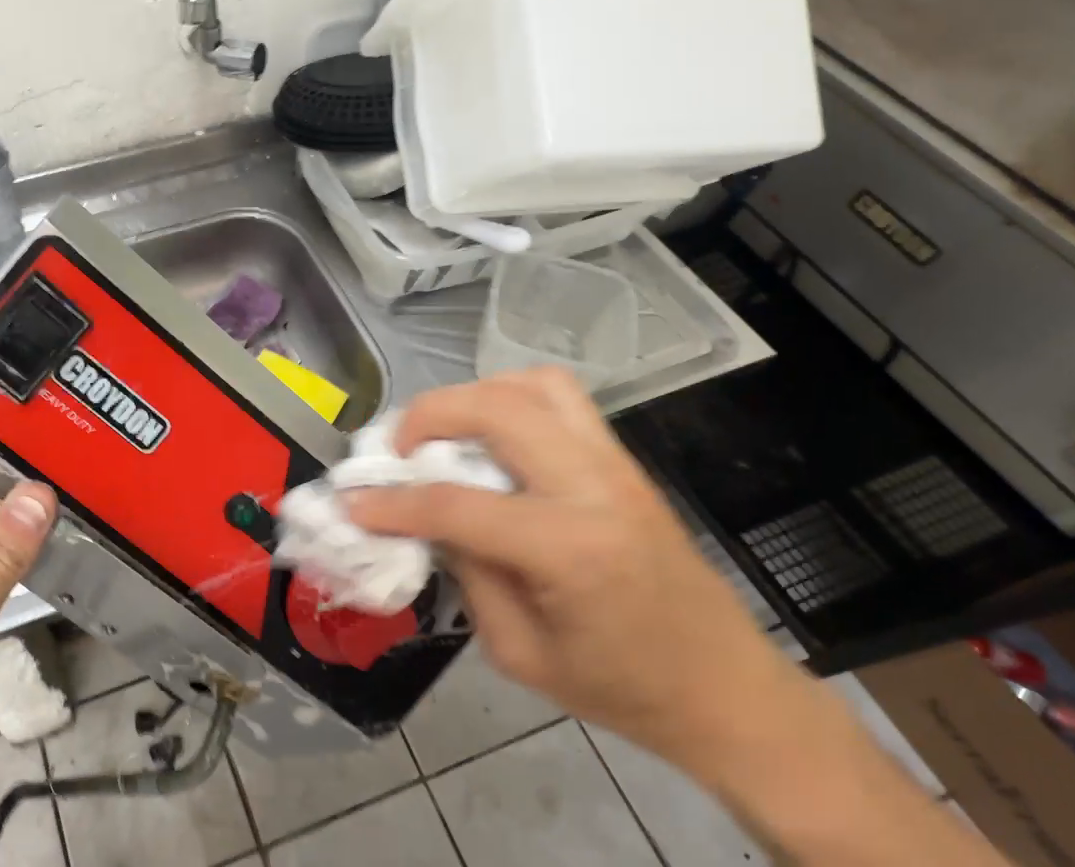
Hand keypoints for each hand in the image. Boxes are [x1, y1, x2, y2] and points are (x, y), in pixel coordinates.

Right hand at [350, 371, 805, 774]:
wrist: (724, 689)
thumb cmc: (619, 688)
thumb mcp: (518, 652)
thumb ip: (466, 574)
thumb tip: (424, 520)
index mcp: (569, 548)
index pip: (456, 504)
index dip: (391, 503)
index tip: (350, 503)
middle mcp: (594, 487)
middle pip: (497, 409)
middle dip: (428, 416)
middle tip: (396, 452)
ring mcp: (616, 465)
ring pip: (532, 386)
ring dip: (474, 397)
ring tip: (444, 436)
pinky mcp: (623, 462)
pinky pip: (559, 401)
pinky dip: (509, 401)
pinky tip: (489, 442)